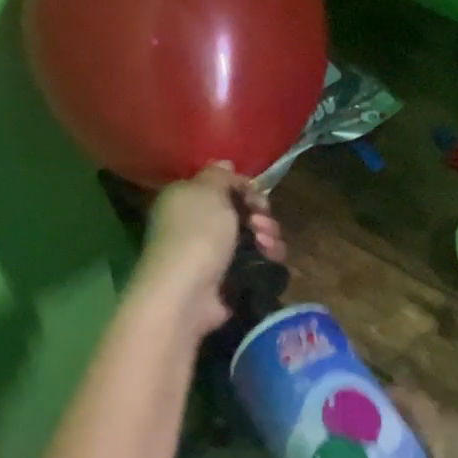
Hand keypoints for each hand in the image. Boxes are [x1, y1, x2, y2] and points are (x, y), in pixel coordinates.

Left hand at [129, 163, 284, 335]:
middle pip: (240, 211)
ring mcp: (213, 253)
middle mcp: (196, 225)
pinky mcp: (228, 278)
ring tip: (266, 242)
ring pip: (252, 235)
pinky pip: (256, 259)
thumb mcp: (207, 190)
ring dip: (267, 233)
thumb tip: (224, 164)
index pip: (221, 187)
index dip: (243, 187)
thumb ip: (219, 175)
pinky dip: (268, 255)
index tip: (256, 194)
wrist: (187, 293)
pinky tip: (271, 255)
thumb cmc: (196, 233)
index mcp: (186, 200)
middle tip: (261, 219)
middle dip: (259, 212)